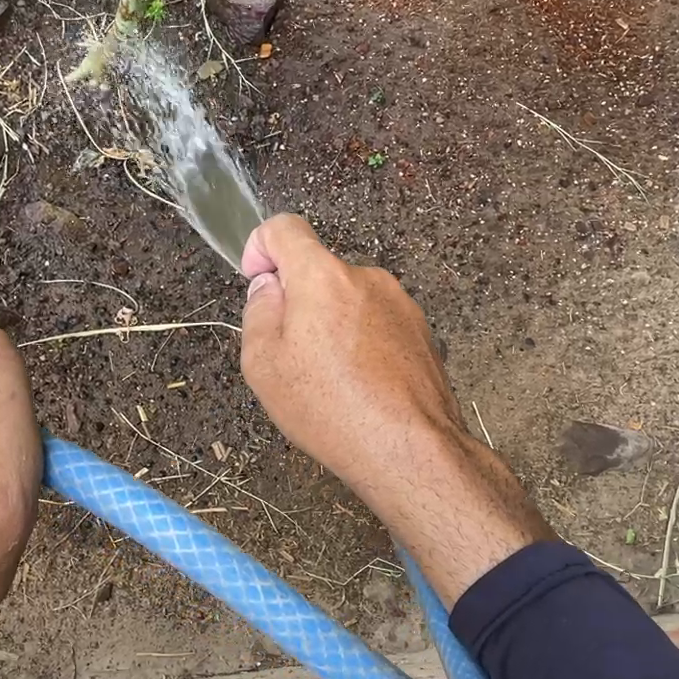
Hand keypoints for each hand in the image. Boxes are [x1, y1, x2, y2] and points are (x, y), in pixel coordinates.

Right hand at [240, 215, 552, 601]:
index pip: (284, 227)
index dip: (260, 247)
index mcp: (322, 276)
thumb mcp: (263, 364)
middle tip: (289, 354)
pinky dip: (360, 343)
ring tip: (328, 379)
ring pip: (347, 299)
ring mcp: (400, 303)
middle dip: (297, 300)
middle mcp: (366, 277)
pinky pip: (375, 323)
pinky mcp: (421, 331)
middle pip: (317, 270)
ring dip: (330, 324)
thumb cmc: (330, 408)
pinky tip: (359, 387)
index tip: (258, 283)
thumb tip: (269, 287)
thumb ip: (258, 311)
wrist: (410, 451)